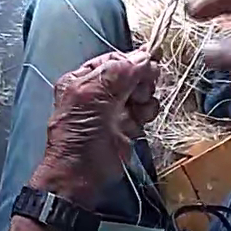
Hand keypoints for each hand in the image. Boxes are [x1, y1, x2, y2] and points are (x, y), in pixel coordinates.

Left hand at [31, 50, 159, 204]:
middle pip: (131, 75)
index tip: (149, 65)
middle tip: (140, 93)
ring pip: (141, 92)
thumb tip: (144, 56)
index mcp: (82, 80)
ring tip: (138, 110)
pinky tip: (138, 123)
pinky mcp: (128, 125)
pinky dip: (146, 114)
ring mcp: (114, 109)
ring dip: (145, 100)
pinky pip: (145, 111)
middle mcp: (99, 92)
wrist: (83, 174)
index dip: (132, 61)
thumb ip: (118, 72)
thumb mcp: (92, 96)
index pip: (114, 60)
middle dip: (140, 82)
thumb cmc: (81, 134)